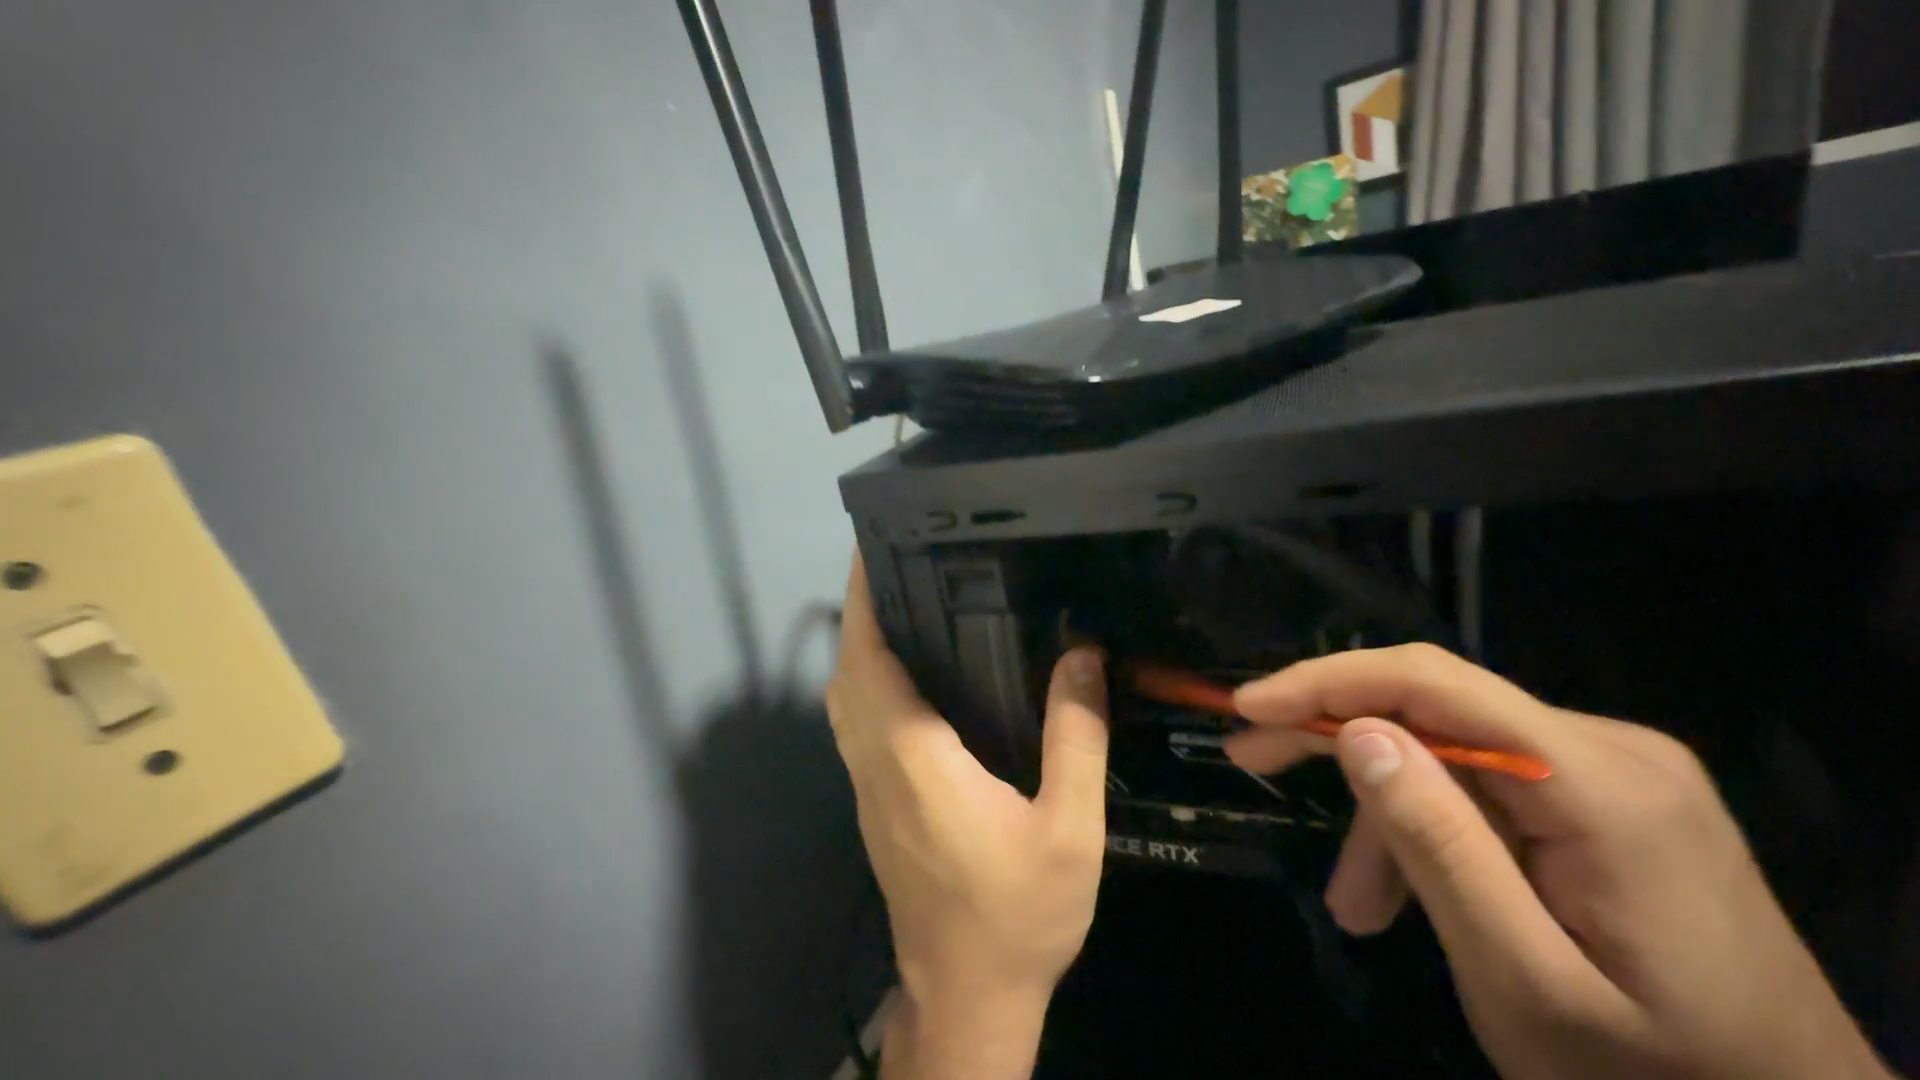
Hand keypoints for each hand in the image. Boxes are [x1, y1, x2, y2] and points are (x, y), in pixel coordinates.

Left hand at [826, 559, 1109, 1079]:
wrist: (969, 995)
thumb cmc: (1018, 914)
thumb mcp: (1070, 828)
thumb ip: (1078, 737)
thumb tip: (1081, 656)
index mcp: (915, 759)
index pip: (869, 661)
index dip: (863, 602)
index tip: (871, 551)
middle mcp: (876, 767)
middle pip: (845, 674)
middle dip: (859, 615)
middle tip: (898, 570)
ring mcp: (867, 792)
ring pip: (842, 704)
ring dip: (858, 652)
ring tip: (902, 612)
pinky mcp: (874, 812)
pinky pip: (855, 730)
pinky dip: (866, 688)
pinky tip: (909, 684)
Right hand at [1225, 644, 1891, 1079]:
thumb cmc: (1655, 1079)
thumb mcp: (1523, 980)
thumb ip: (1440, 848)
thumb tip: (1357, 732)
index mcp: (1602, 784)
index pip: (1437, 684)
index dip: (1328, 680)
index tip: (1246, 706)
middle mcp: (1613, 751)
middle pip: (1440, 710)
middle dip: (1340, 737)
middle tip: (1254, 763)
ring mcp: (1619, 775)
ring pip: (1459, 757)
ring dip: (1393, 817)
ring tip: (1358, 908)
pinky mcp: (1614, 804)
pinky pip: (1494, 789)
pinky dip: (1438, 832)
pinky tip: (1414, 897)